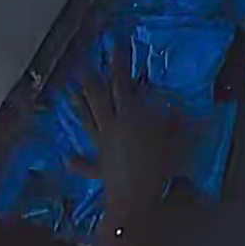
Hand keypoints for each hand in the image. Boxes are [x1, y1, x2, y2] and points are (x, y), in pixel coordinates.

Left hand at [72, 68, 175, 213]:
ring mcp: (101, 145)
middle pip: (99, 98)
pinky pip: (85, 163)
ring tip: (68, 92)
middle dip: (92, 79)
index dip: (119, 64)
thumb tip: (176, 106)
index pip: (123, 83)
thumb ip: (176, 121)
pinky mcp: (98, 166)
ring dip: (78, 106)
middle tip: (84, 62)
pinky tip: (68, 158)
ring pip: (87, 121)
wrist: (135, 199)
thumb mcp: (176, 137)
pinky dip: (77, 161)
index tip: (115, 46)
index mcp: (130, 115)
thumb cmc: (159, 164)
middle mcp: (111, 125)